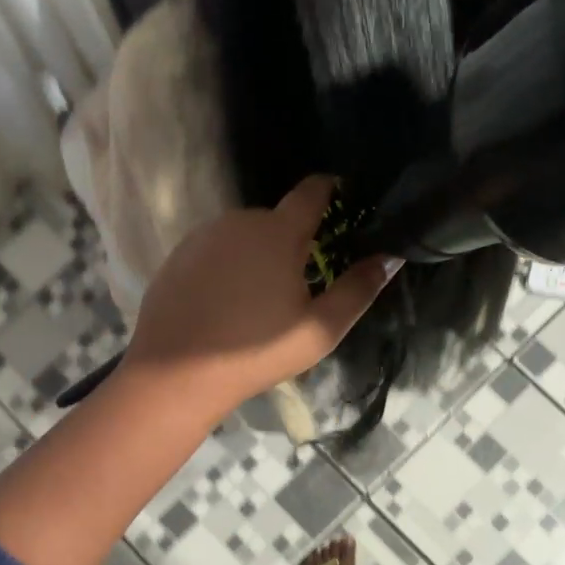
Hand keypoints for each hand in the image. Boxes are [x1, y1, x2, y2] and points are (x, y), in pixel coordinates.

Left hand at [120, 175, 400, 415]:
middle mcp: (238, 220)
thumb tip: (389, 257)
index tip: (347, 208)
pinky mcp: (177, 256)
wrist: (175, 373)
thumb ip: (357, 290)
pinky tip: (227, 307)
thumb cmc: (255, 352)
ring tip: (262, 303)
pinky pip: (216, 252)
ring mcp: (202, 236)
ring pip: (245, 236)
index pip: (313, 191)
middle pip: (278, 219)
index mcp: (278, 232)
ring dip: (259, 257)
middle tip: (302, 285)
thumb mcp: (319, 330)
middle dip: (295, 242)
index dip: (334, 193)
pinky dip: (229, 269)